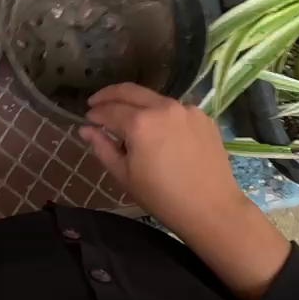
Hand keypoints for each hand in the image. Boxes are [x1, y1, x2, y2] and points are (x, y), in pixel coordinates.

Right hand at [80, 82, 289, 299]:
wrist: (212, 209)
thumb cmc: (162, 197)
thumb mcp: (125, 175)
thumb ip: (102, 147)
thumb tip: (86, 129)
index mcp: (139, 123)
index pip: (108, 110)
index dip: (94, 114)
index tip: (87, 119)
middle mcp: (162, 107)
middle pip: (128, 90)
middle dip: (108, 95)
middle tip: (96, 103)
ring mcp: (185, 109)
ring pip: (152, 97)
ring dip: (134, 102)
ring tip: (126, 117)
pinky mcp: (202, 116)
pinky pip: (173, 108)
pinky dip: (159, 112)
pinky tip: (156, 128)